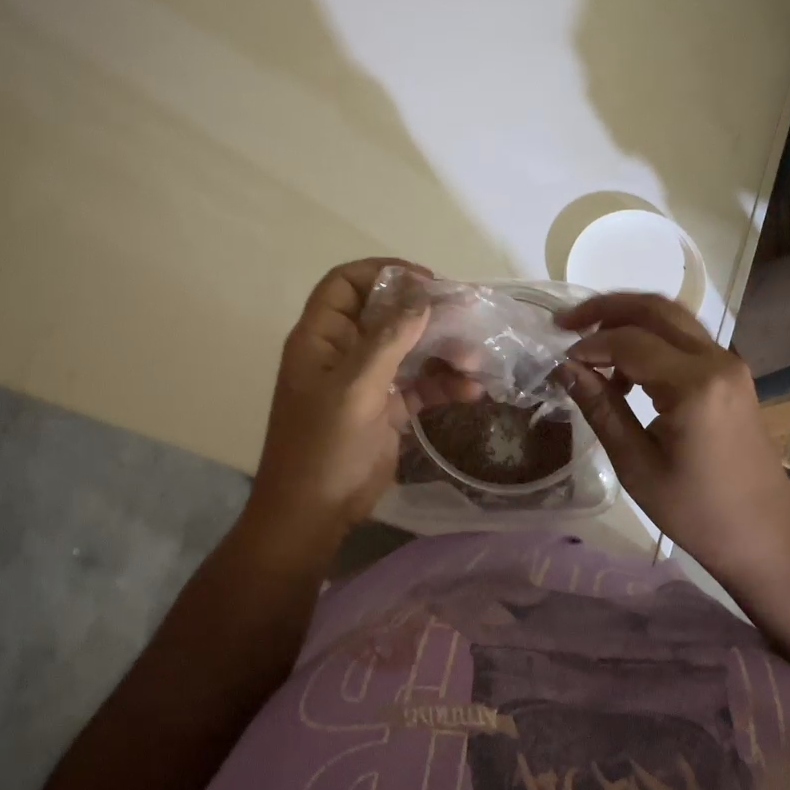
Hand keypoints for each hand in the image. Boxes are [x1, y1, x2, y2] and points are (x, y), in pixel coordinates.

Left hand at [250, 259, 477, 529]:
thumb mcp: (355, 389)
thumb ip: (388, 340)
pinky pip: (419, 385)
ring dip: (443, 351)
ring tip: (477, 361)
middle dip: (427, 314)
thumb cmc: (323, 448)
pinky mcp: (385, 410)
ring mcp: (366, 382)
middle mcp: (343, 352)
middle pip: (387, 314)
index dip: (383, 274)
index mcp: (320, 338)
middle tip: (468, 317)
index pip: (346, 284)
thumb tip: (420, 296)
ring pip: (409, 349)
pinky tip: (472, 390)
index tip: (426, 283)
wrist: (312, 516)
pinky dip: (444, 384)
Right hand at [556, 293, 789, 568]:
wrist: (763, 535)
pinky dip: (651, 338)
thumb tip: (565, 368)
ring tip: (590, 342)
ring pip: (672, 317)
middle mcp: (717, 361)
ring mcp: (729, 365)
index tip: (559, 362)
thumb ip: (601, 408)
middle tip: (566, 324)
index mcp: (694, 385)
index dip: (588, 346)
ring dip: (629, 319)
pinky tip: (626, 369)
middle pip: (655, 309)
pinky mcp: (732, 376)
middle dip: (606, 309)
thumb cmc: (697, 511)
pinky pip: (685, 339)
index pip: (629, 342)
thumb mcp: (636, 465)